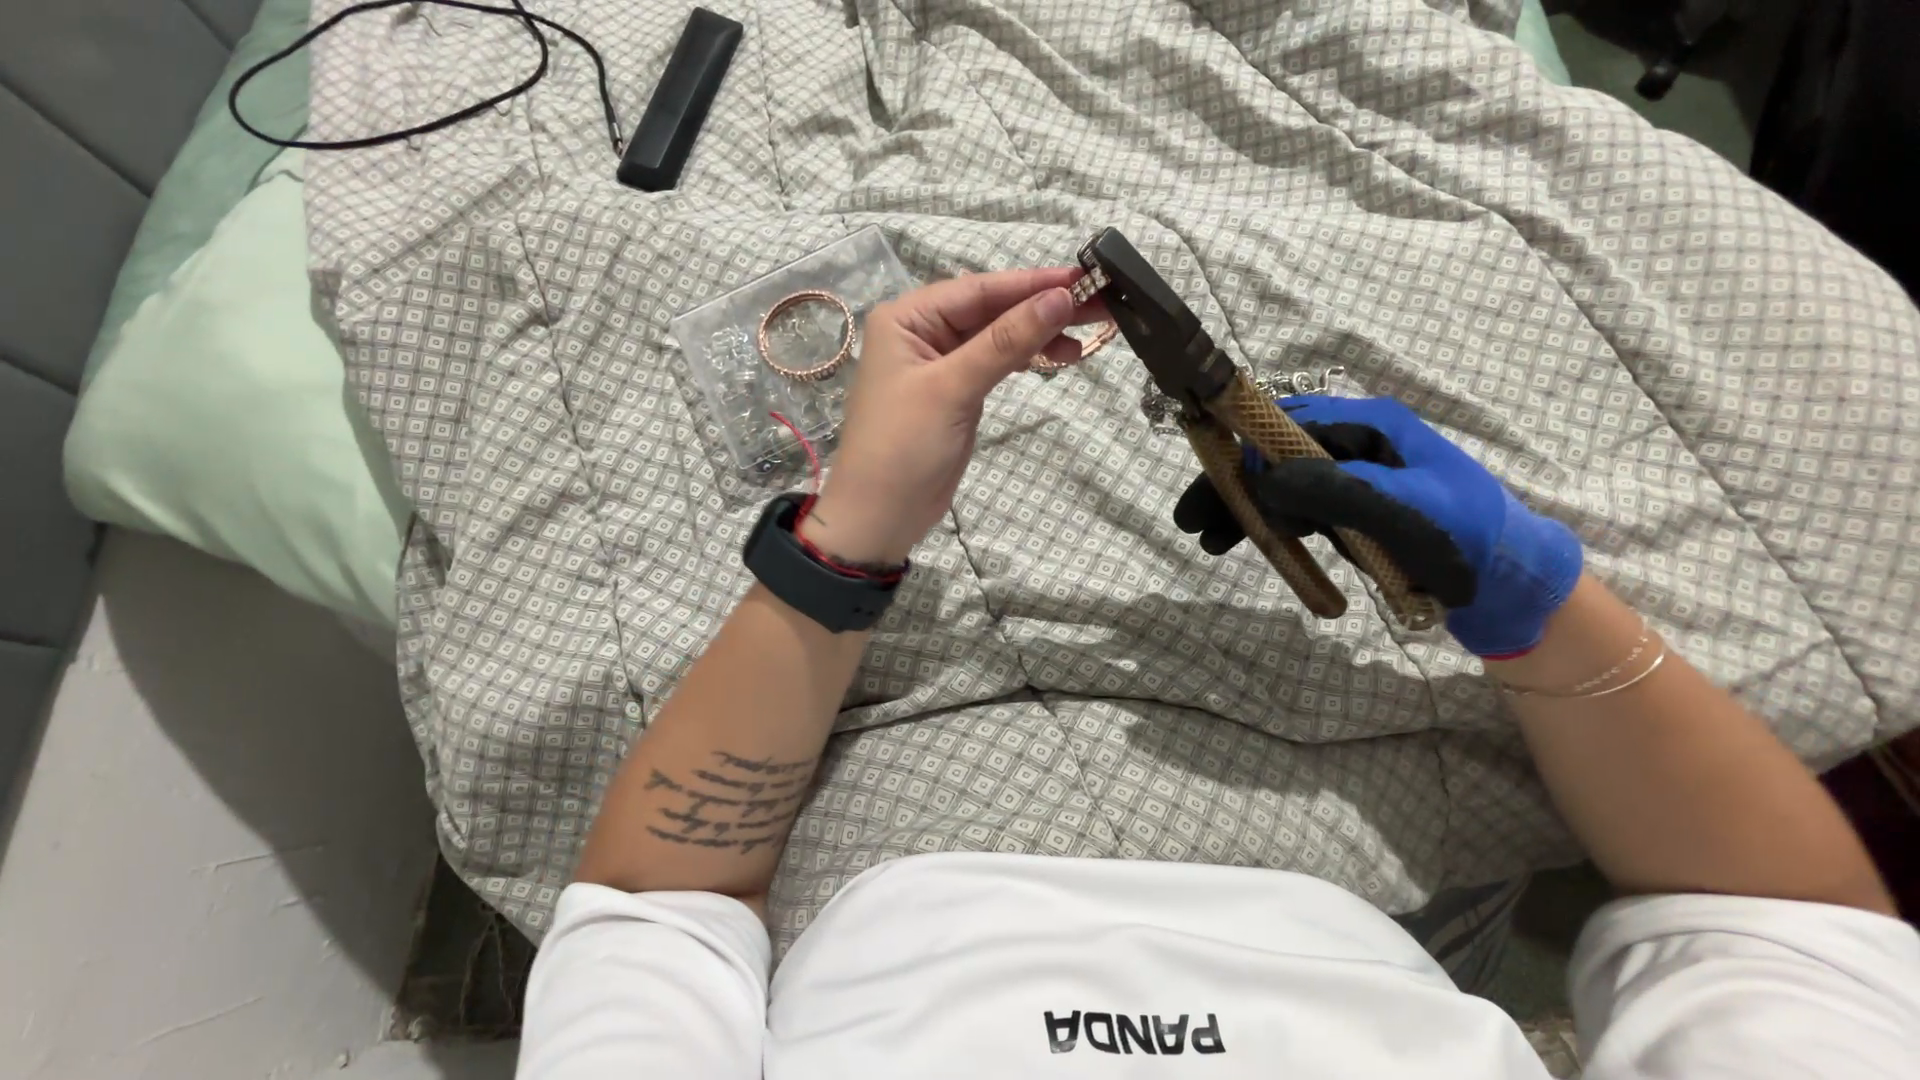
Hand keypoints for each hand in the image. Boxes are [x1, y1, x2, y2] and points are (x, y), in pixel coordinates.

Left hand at [800, 268, 1101, 563]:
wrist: (880, 516)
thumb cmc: (904, 447)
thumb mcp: (953, 389)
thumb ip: (1006, 342)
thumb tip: (1059, 298)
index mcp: (907, 318)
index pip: (978, 289)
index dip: (1032, 283)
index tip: (1084, 279)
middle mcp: (922, 331)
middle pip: (992, 309)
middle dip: (1043, 306)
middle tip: (1101, 303)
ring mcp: (941, 363)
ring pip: (999, 335)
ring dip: (1041, 333)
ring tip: (1091, 333)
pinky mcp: (957, 392)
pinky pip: (997, 362)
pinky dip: (1027, 358)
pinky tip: (1061, 354)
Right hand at [1172, 395, 1582, 655]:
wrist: (1509, 582)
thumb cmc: (1463, 537)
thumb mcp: (1402, 510)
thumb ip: (1334, 489)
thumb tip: (1262, 478)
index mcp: (1370, 426)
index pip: (1288, 422)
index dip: (1242, 445)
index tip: (1209, 477)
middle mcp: (1354, 443)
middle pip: (1274, 454)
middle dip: (1232, 483)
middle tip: (1190, 517)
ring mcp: (1350, 477)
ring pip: (1279, 484)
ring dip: (1243, 508)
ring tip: (1207, 539)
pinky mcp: (1350, 509)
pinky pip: (1296, 510)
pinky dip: (1268, 526)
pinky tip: (1244, 542)